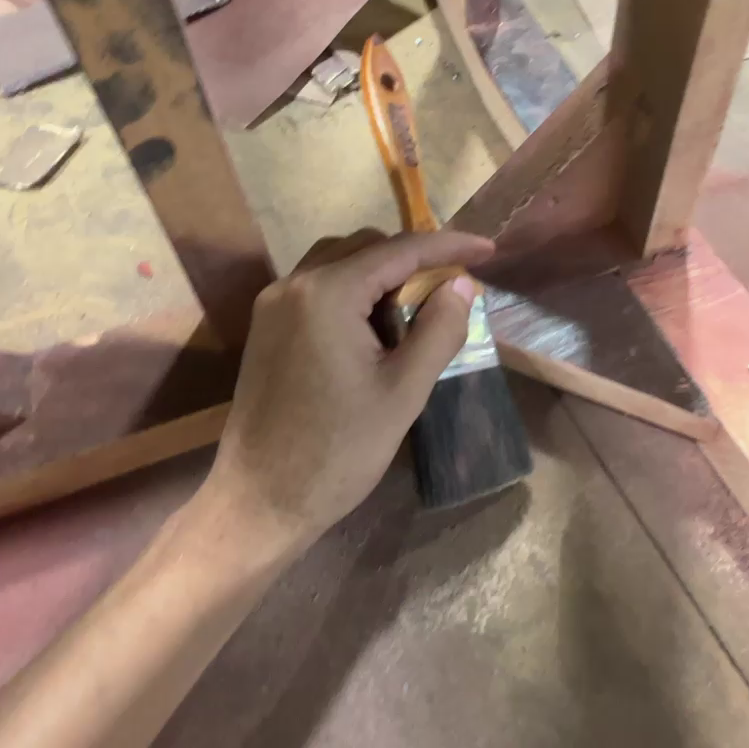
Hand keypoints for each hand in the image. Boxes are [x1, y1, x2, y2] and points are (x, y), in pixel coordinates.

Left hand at [201, 229, 495, 549]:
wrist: (261, 502)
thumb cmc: (339, 451)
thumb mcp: (404, 391)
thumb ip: (439, 329)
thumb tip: (461, 285)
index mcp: (326, 294)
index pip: (399, 250)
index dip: (449, 246)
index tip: (488, 249)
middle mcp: (293, 285)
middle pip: (366, 248)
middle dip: (413, 261)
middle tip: (451, 292)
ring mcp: (273, 305)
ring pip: (340, 263)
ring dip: (382, 275)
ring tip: (416, 311)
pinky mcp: (266, 328)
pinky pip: (318, 288)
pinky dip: (354, 292)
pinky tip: (375, 330)